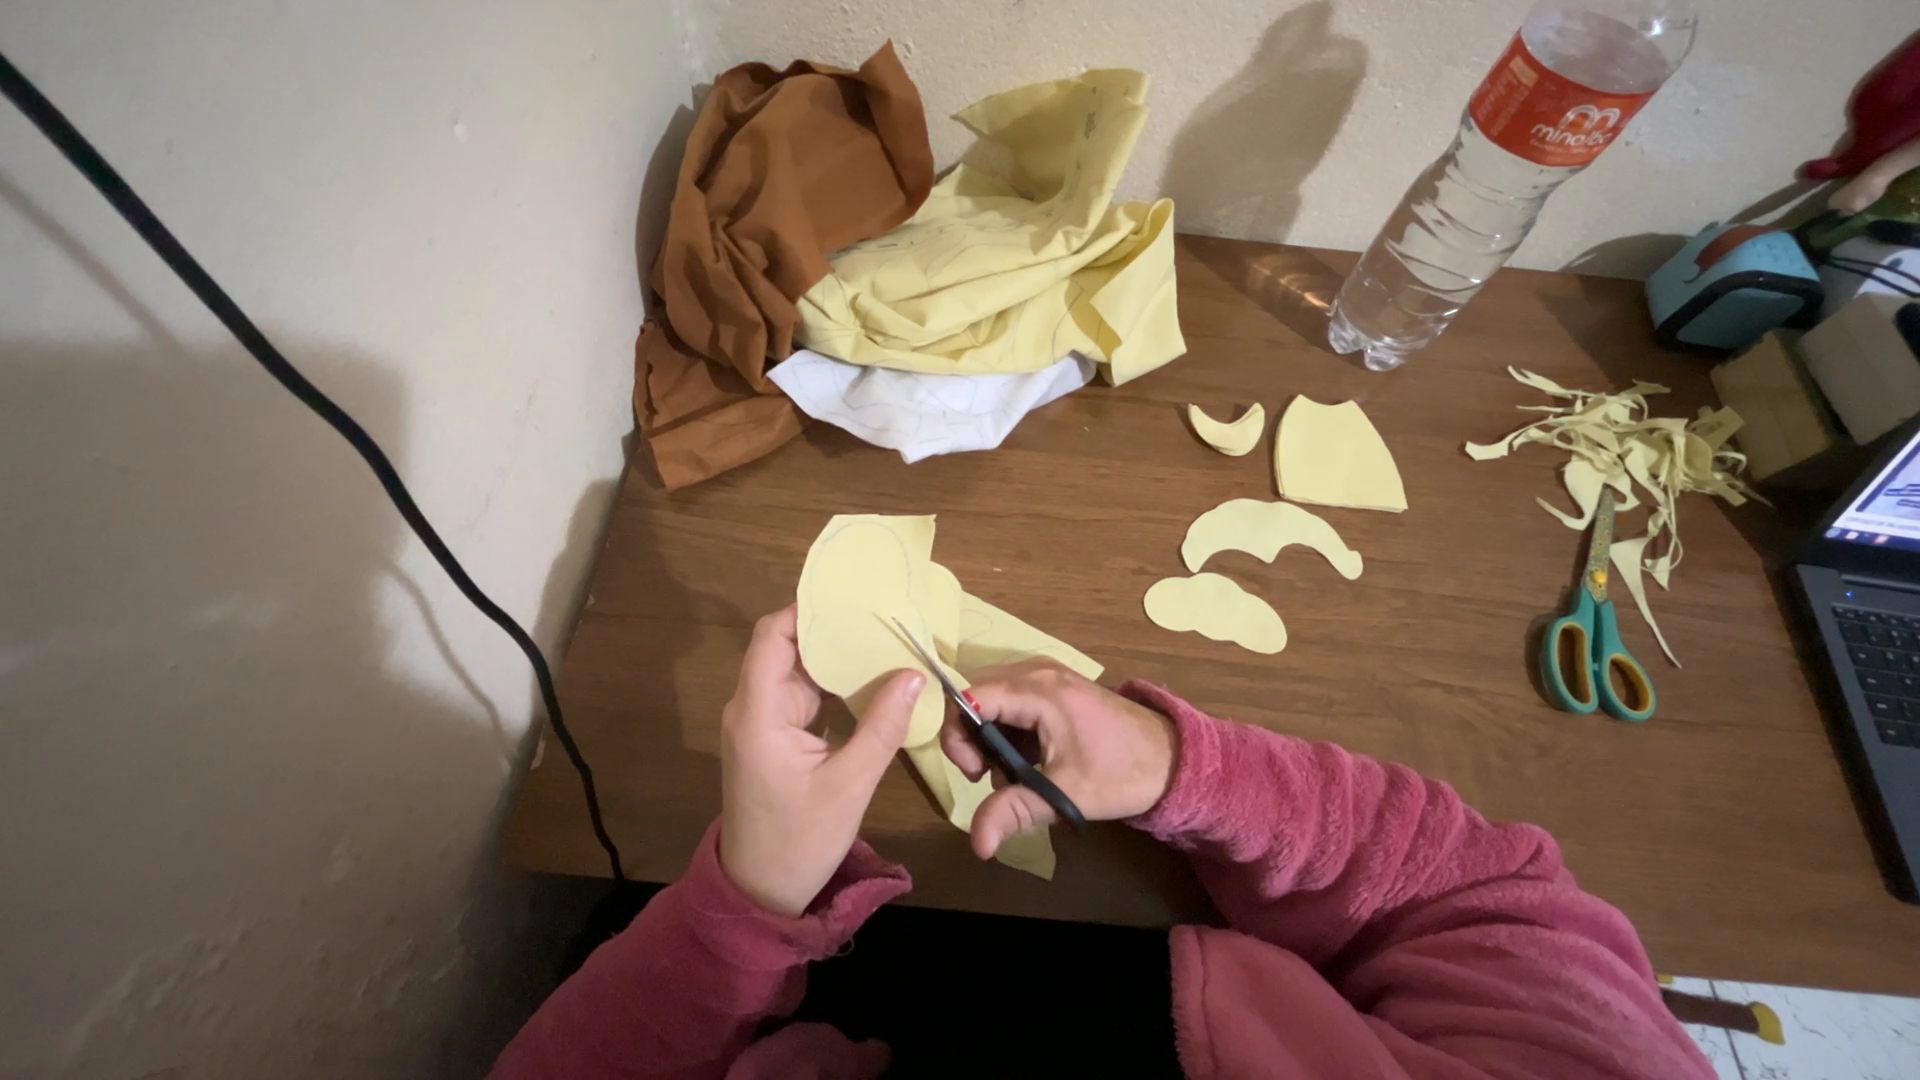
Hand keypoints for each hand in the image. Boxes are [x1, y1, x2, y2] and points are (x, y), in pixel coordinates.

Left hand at [718, 605, 922, 916]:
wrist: (760, 891)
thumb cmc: (799, 840)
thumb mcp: (850, 785)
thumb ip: (883, 727)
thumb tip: (915, 675)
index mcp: (759, 712)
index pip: (773, 636)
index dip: (806, 609)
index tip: (850, 594)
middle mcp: (753, 708)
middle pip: (787, 648)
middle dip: (831, 629)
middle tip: (879, 612)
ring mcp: (763, 722)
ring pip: (798, 670)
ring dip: (835, 655)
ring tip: (881, 637)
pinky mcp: (775, 737)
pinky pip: (803, 695)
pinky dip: (833, 683)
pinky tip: (869, 676)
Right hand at [940, 659, 1177, 859]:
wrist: (1171, 759)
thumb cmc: (1120, 773)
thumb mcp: (1064, 795)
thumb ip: (1014, 811)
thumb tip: (977, 845)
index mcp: (1038, 690)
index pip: (968, 697)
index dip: (958, 735)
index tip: (976, 774)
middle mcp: (1036, 671)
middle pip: (975, 693)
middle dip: (971, 737)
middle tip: (989, 776)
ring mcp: (1045, 673)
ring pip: (990, 696)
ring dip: (989, 735)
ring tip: (1013, 773)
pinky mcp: (1052, 684)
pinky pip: (1009, 698)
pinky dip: (1006, 728)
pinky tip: (1026, 759)